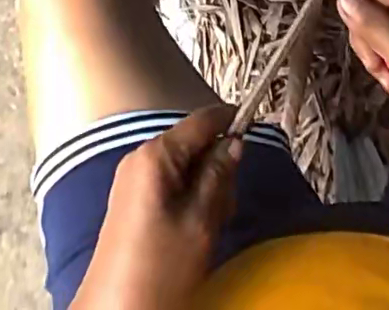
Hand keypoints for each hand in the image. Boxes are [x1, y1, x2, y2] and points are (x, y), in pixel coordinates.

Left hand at [71, 105, 242, 309]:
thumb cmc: (158, 270)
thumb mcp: (199, 223)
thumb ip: (218, 176)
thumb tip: (234, 141)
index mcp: (155, 155)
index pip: (200, 120)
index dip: (229, 119)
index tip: (256, 123)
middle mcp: (141, 157)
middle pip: (193, 142)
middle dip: (217, 165)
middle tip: (226, 204)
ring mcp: (134, 179)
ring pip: (185, 165)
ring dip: (206, 186)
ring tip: (211, 224)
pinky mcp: (133, 200)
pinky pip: (171, 182)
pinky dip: (191, 197)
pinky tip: (197, 227)